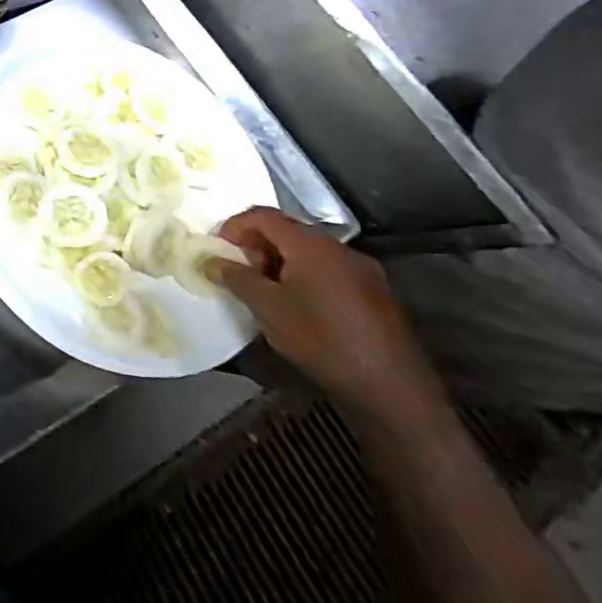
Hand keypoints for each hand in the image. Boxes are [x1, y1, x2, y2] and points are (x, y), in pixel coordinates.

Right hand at [211, 208, 442, 416]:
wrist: (392, 386)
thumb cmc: (320, 338)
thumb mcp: (266, 307)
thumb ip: (235, 277)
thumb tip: (209, 260)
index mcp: (311, 244)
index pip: (263, 215)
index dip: (234, 226)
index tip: (218, 249)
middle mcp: (339, 248)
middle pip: (287, 230)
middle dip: (257, 246)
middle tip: (240, 273)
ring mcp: (362, 270)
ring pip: (309, 252)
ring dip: (280, 262)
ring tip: (265, 292)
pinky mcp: (374, 293)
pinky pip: (328, 270)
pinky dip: (304, 276)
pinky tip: (298, 306)